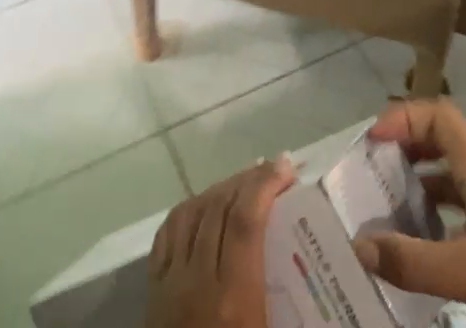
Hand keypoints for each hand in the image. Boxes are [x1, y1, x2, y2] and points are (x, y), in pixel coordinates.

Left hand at [145, 157, 297, 327]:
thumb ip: (289, 299)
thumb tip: (313, 272)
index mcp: (234, 296)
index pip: (245, 223)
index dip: (264, 186)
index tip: (285, 166)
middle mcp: (198, 278)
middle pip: (217, 209)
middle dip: (246, 180)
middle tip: (270, 168)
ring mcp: (170, 279)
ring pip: (189, 213)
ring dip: (217, 189)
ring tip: (241, 182)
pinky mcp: (153, 286)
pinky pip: (167, 233)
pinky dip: (187, 209)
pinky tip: (202, 205)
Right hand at [353, 100, 465, 327]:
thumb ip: (411, 259)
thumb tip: (359, 246)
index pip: (440, 116)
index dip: (403, 119)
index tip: (372, 145)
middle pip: (443, 142)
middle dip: (404, 151)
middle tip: (371, 176)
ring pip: (451, 179)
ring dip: (417, 187)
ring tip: (385, 212)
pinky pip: (462, 210)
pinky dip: (435, 217)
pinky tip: (419, 247)